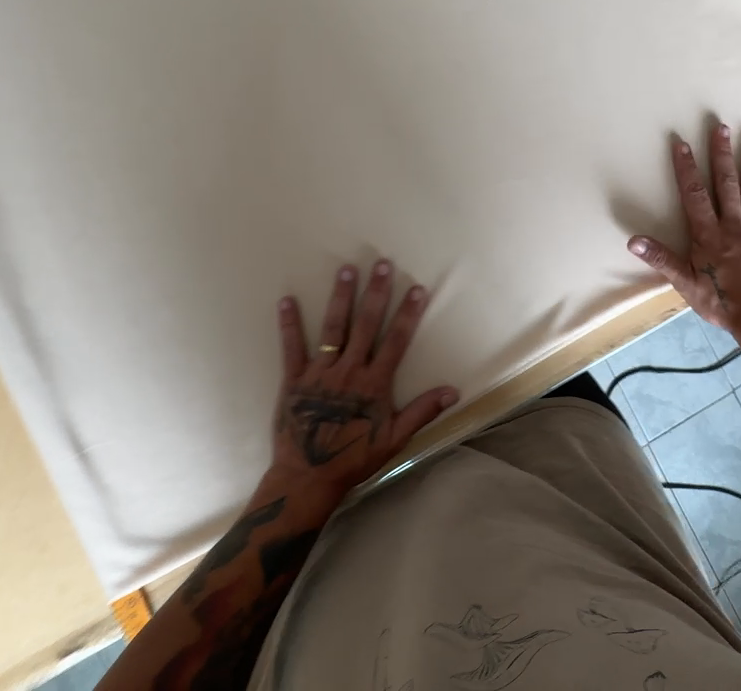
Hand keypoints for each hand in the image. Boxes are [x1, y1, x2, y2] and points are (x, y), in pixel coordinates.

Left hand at [266, 260, 459, 502]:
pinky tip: (287, 300)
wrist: (308, 477)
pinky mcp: (294, 379)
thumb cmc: (354, 459)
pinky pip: (291, 347)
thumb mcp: (395, 440)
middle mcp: (349, 370)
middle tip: (382, 264)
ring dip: (341, 297)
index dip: (407, 314)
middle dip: (376, 293)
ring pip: (333, 327)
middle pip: (366, 324)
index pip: (396, 341)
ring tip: (346, 269)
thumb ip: (422, 412)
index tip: (415, 289)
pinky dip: (289, 324)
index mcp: (374, 384)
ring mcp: (320, 372)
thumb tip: (454, 391)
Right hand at [627, 122, 740, 335]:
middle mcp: (732, 225)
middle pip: (726, 184)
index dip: (686, 168)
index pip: (694, 194)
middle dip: (721, 155)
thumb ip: (661, 258)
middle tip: (721, 127)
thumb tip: (633, 240)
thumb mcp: (684, 282)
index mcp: (708, 233)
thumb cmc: (719, 301)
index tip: (681, 144)